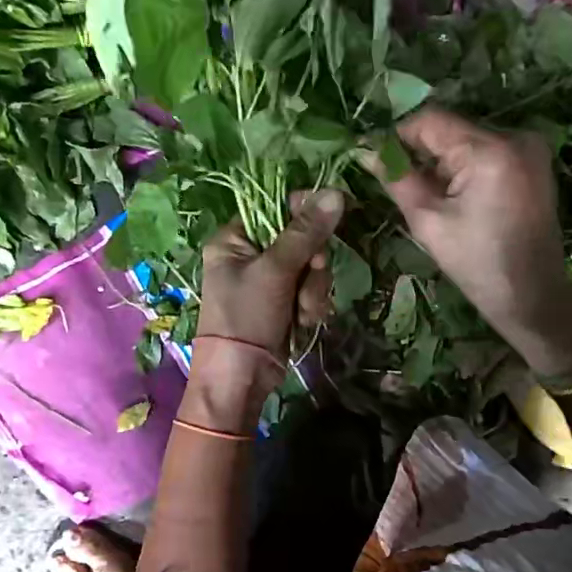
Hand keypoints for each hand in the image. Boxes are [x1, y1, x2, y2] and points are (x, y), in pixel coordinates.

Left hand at [184, 189, 343, 430]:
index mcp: (235, 238)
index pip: (277, 207)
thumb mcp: (275, 271)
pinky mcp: (286, 302)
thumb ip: (306, 233)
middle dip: (313, 265)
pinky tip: (303, 321)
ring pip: (313, 267)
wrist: (242, 379)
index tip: (330, 220)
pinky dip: (312, 305)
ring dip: (314, 290)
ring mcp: (271, 280)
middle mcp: (252, 254)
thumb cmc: (247, 318)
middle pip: (303, 239)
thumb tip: (337, 193)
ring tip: (302, 311)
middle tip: (312, 276)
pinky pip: (312, 289)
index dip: (306, 212)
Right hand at [375, 109, 571, 380]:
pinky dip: (470, 167)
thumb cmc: (477, 265)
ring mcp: (532, 148)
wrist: (533, 295)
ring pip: (470, 140)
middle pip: (453, 129)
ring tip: (436, 198)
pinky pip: (491, 151)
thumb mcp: (429, 222)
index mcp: (491, 150)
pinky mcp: (536, 163)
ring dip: (447, 161)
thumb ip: (398, 178)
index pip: (432, 120)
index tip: (375, 155)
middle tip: (403, 184)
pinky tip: (462, 198)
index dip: (399, 135)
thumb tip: (368, 150)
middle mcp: (516, 137)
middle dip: (424, 153)